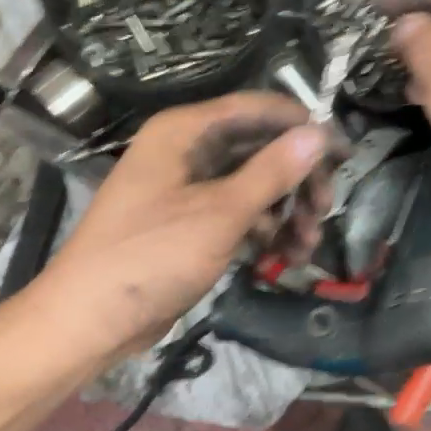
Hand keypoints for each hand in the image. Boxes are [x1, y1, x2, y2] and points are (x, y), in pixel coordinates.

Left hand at [26, 92, 328, 356]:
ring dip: (287, 211)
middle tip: (324, 208)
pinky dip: (265, 231)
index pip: (255, 108)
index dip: (301, 125)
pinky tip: (284, 258)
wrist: (88, 322)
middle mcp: (188, 150)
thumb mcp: (220, 213)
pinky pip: (241, 213)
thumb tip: (318, 133)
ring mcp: (189, 187)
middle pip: (260, 148)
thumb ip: (272, 171)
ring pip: (255, 184)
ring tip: (305, 246)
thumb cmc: (150, 256)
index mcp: (184, 132)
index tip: (343, 151)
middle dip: (297, 179)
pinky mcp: (192, 222)